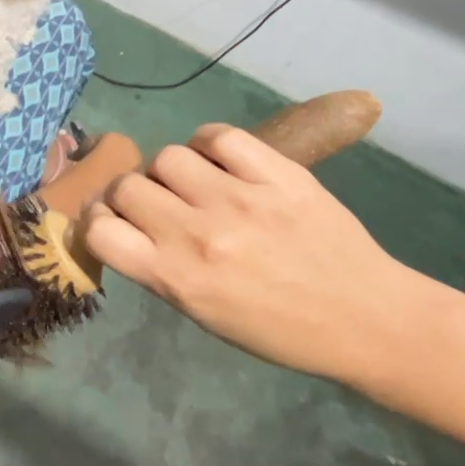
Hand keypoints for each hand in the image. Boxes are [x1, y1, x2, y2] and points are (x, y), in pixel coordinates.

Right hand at [83, 124, 425, 383]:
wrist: (368, 319)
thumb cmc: (276, 329)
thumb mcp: (198, 311)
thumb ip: (155, 266)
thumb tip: (120, 224)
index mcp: (176, 277)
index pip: (99, 230)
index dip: (96, 222)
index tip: (111, 225)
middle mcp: (199, 234)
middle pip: (126, 187)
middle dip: (129, 196)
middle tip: (154, 207)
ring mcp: (240, 200)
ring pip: (167, 157)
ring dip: (168, 171)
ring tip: (191, 185)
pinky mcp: (280, 175)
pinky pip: (219, 136)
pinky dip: (208, 144)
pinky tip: (218, 162)